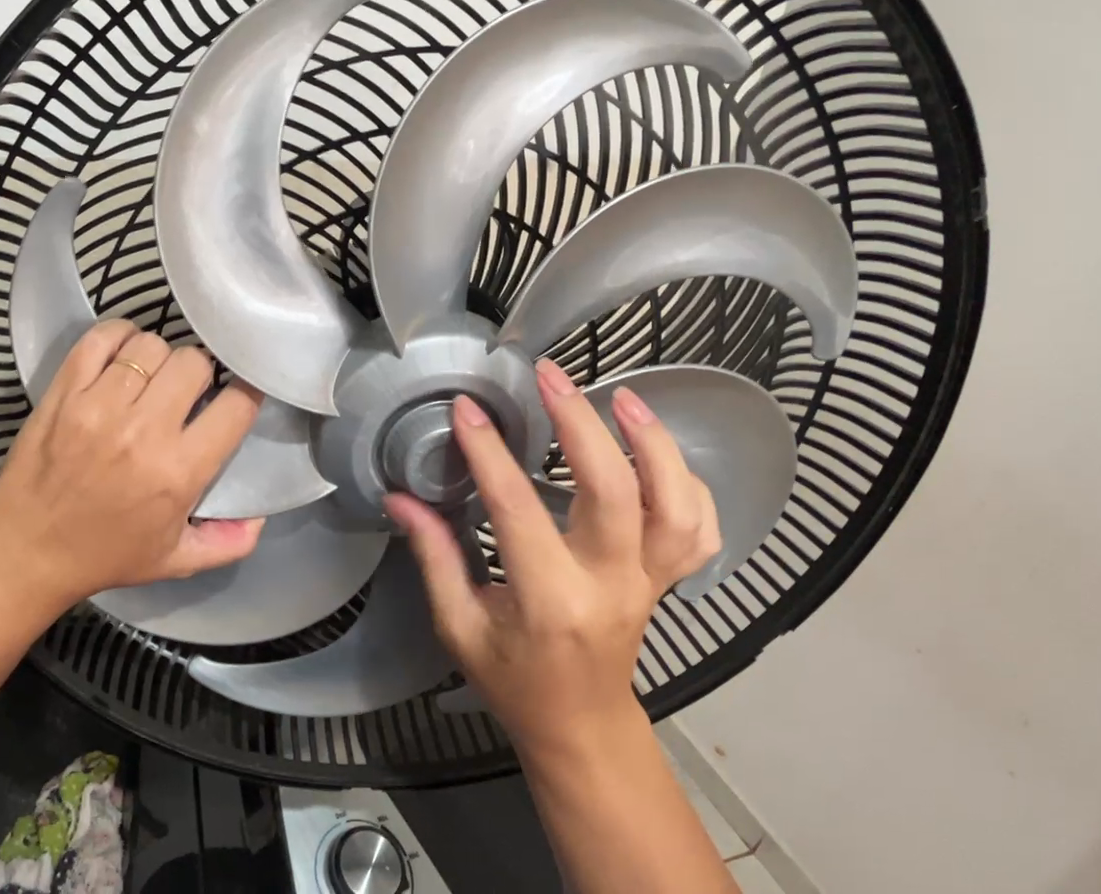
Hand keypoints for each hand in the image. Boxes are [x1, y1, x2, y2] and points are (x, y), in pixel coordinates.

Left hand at [0, 319, 265, 606]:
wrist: (26, 551)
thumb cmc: (105, 555)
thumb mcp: (177, 561)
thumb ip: (228, 542)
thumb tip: (261, 516)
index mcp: (178, 471)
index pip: (235, 405)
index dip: (245, 394)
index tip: (238, 396)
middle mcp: (144, 431)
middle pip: (194, 362)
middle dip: (200, 373)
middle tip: (187, 392)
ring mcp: (99, 405)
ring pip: (150, 346)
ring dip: (158, 357)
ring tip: (151, 378)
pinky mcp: (63, 391)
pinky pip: (101, 338)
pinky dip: (118, 337)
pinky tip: (122, 357)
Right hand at [386, 360, 720, 752]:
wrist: (579, 725)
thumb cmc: (513, 681)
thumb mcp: (459, 627)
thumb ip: (433, 557)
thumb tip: (401, 499)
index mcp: (548, 600)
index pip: (517, 510)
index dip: (489, 453)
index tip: (468, 410)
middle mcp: (609, 585)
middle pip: (613, 490)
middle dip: (580, 423)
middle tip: (550, 376)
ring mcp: (649, 582)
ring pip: (675, 505)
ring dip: (653, 444)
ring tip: (622, 397)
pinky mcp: (668, 581)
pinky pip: (699, 528)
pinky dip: (688, 483)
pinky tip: (656, 452)